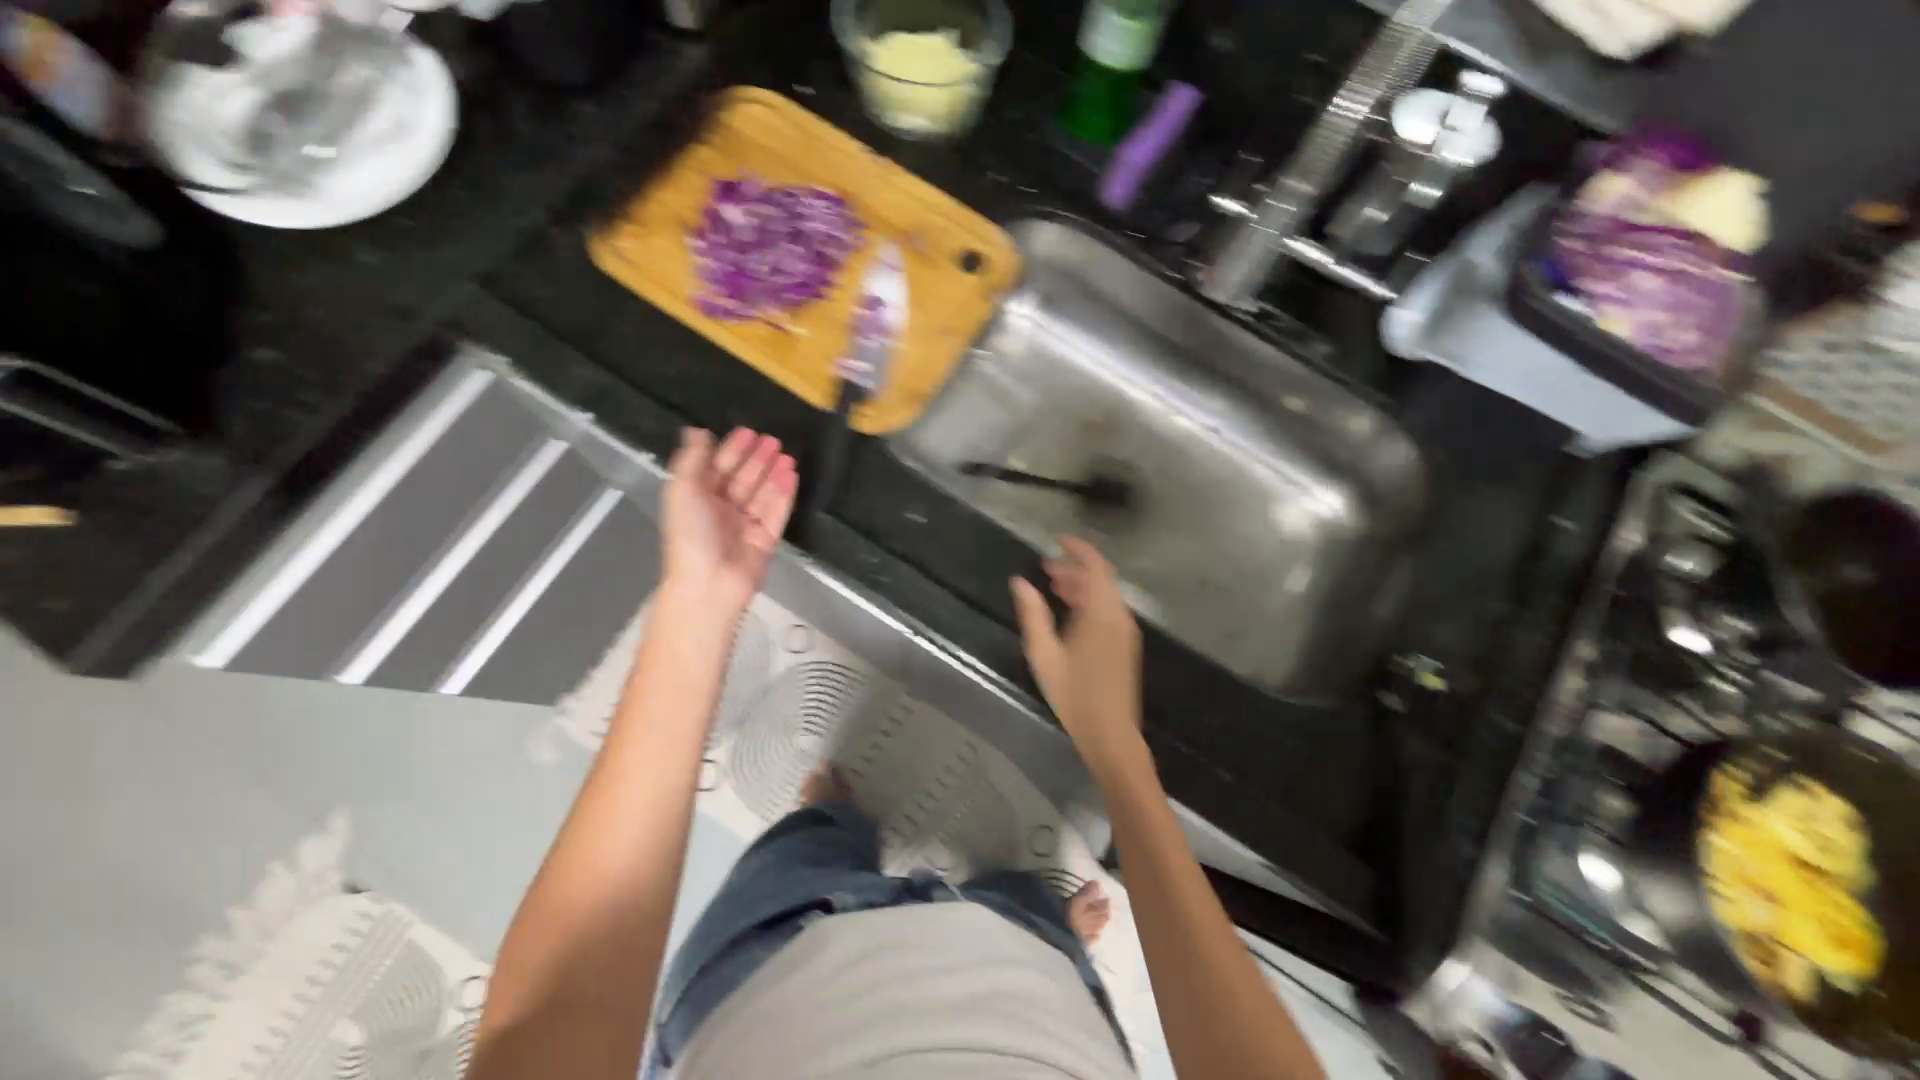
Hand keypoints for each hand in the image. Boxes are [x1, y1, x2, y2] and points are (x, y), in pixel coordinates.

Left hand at [661, 427, 796, 620]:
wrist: (709, 584)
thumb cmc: (690, 534)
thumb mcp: (682, 490)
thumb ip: (691, 460)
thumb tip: (696, 431)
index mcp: (697, 500)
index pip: (716, 469)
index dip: (731, 450)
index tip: (748, 432)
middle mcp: (721, 511)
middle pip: (741, 479)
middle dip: (756, 459)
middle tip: (772, 439)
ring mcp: (745, 526)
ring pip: (762, 493)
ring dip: (773, 473)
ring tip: (786, 454)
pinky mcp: (766, 540)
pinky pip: (777, 512)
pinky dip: (784, 493)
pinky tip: (792, 474)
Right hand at [1010, 536, 1148, 780]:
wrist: (1110, 733)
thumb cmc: (1074, 694)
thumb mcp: (1044, 654)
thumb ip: (1032, 614)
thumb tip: (1020, 582)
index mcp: (1101, 613)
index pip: (1095, 567)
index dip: (1077, 549)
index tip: (1056, 540)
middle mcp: (1119, 616)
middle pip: (1100, 579)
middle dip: (1074, 568)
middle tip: (1046, 569)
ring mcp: (1126, 632)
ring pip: (1105, 595)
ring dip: (1081, 586)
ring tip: (1053, 588)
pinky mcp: (1125, 645)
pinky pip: (1109, 610)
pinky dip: (1090, 602)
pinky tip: (1069, 614)